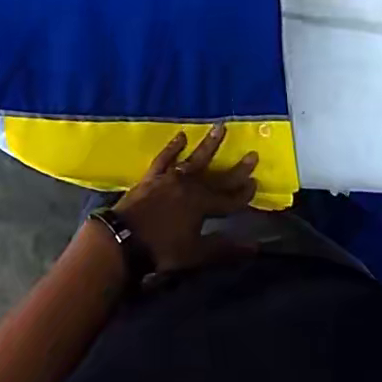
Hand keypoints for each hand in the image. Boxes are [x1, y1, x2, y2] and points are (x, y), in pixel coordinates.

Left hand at [112, 123, 258, 271]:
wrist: (124, 237)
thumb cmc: (162, 249)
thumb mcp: (197, 253)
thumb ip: (225, 248)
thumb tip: (255, 246)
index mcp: (202, 205)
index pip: (229, 198)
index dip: (244, 193)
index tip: (256, 181)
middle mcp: (188, 186)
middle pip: (216, 176)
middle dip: (236, 168)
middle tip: (252, 154)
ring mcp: (169, 177)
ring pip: (193, 159)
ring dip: (208, 145)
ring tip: (220, 128)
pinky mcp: (152, 175)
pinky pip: (165, 157)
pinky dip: (174, 146)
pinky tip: (182, 136)